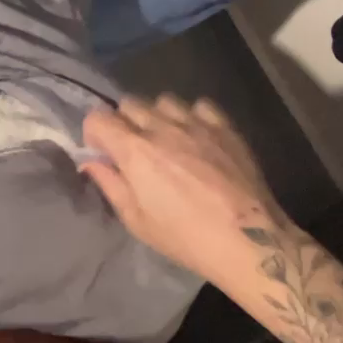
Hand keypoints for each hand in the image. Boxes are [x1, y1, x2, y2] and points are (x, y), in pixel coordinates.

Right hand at [79, 95, 286, 284]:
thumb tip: (91, 162)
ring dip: (158, 115)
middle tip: (133, 147)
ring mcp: (195, 125)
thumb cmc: (186, 237)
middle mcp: (160, 128)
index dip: (94, 133)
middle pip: (128, 103)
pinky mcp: (224, 129)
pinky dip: (193, 116)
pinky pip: (200, 105)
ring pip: (163, 100)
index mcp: (134, 150)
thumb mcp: (137, 221)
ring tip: (166, 138)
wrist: (250, 242)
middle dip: (124, 121)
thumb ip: (110, 185)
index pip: (98, 118)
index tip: (102, 151)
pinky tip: (196, 136)